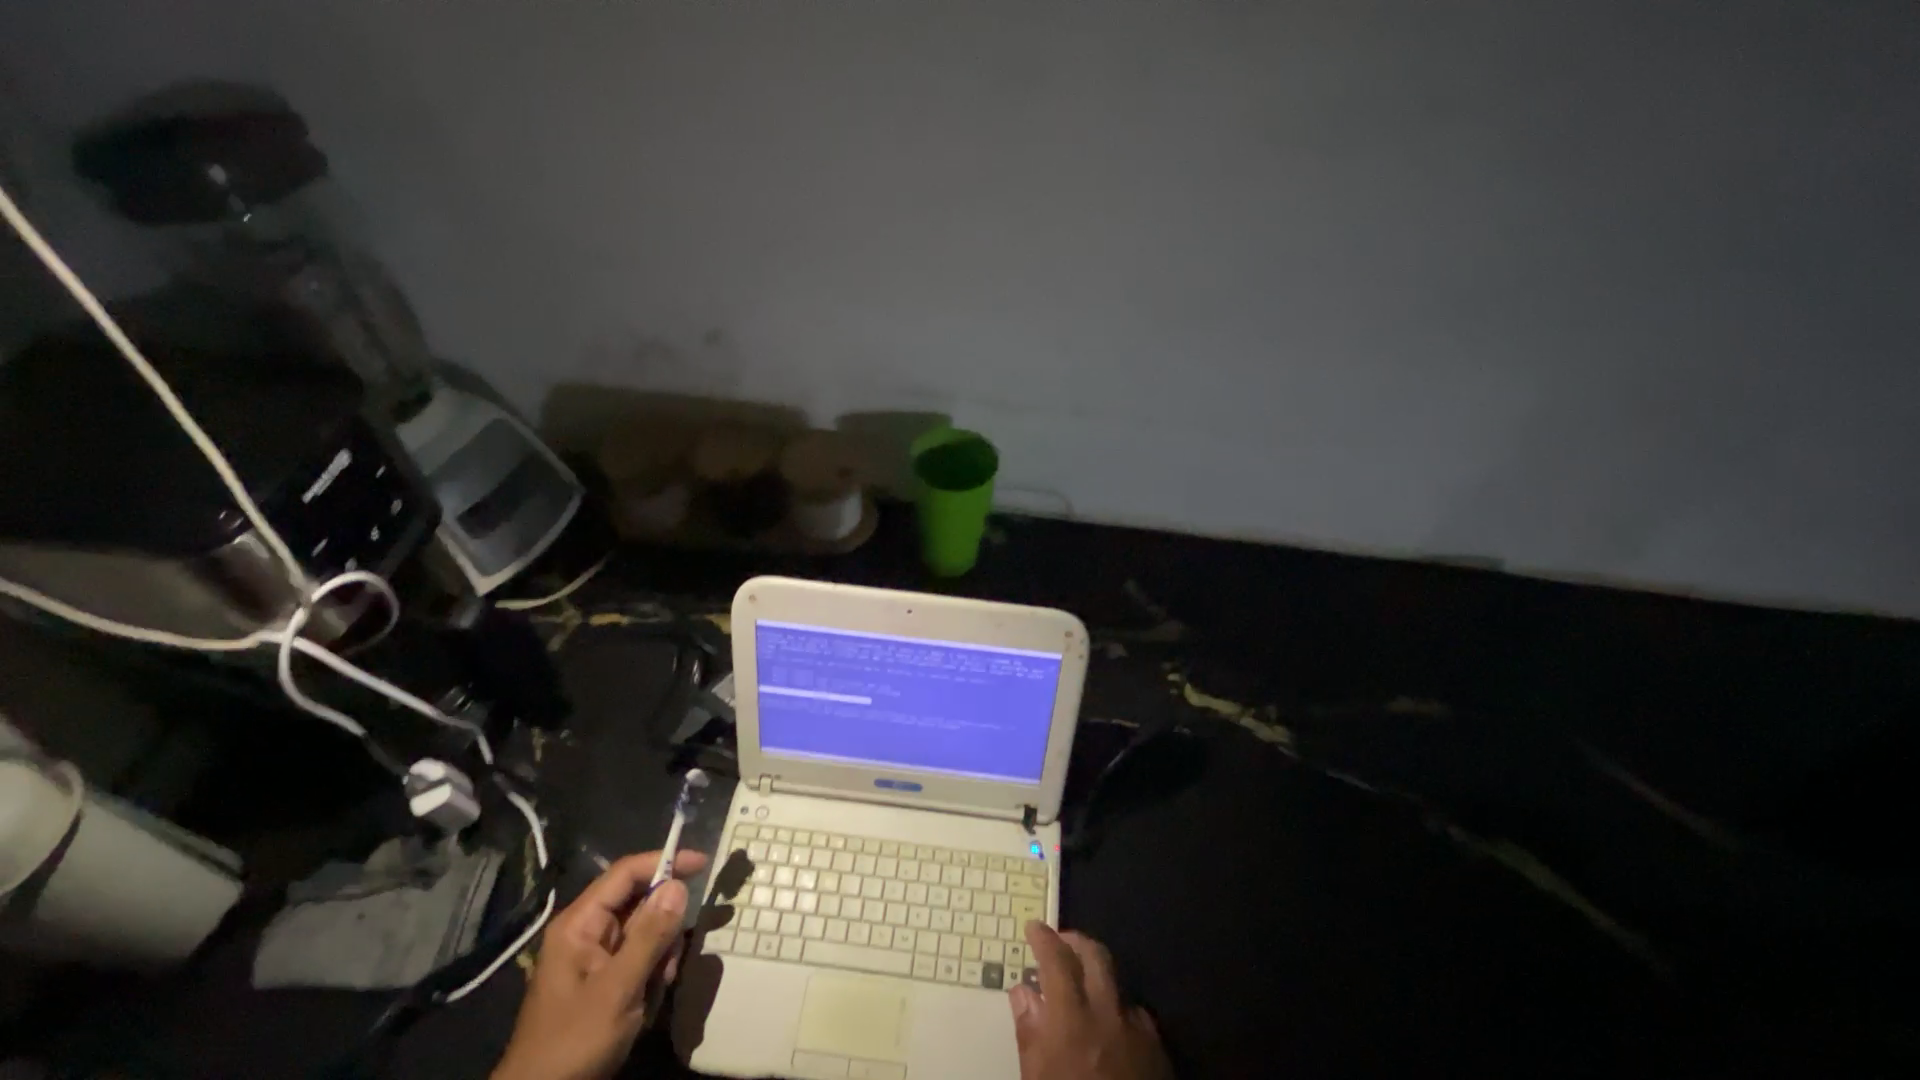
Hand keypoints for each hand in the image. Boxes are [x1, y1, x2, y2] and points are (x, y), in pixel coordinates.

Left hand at [492, 849, 710, 1079]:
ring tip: (655, 989)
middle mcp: (587, 932)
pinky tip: (648, 1001)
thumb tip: (678, 884)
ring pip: (645, 933)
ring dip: (659, 956)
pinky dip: (652, 973)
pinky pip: (640, 958)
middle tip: (670, 961)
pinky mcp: (605, 979)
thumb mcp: (618, 988)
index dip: (664, 862)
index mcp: (580, 923)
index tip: (703, 864)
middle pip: (639, 903)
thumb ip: (650, 935)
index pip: (626, 874)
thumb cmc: (574, 1041)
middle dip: (663, 927)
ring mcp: (595, 957)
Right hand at [1010, 922, 1173, 1079]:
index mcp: (1072, 1019)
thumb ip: (1029, 1031)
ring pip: (1118, 982)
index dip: (1044, 938)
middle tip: (1061, 941)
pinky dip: (1118, 1009)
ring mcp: (1137, 1029)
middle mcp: (1108, 1013)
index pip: (1056, 961)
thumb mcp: (1036, 1077)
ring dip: (1098, 975)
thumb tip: (1023, 991)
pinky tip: (1110, 1025)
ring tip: (1082, 985)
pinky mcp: (1158, 1047)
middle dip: (1076, 941)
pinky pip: (1136, 1013)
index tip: (1034, 927)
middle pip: (1096, 956)